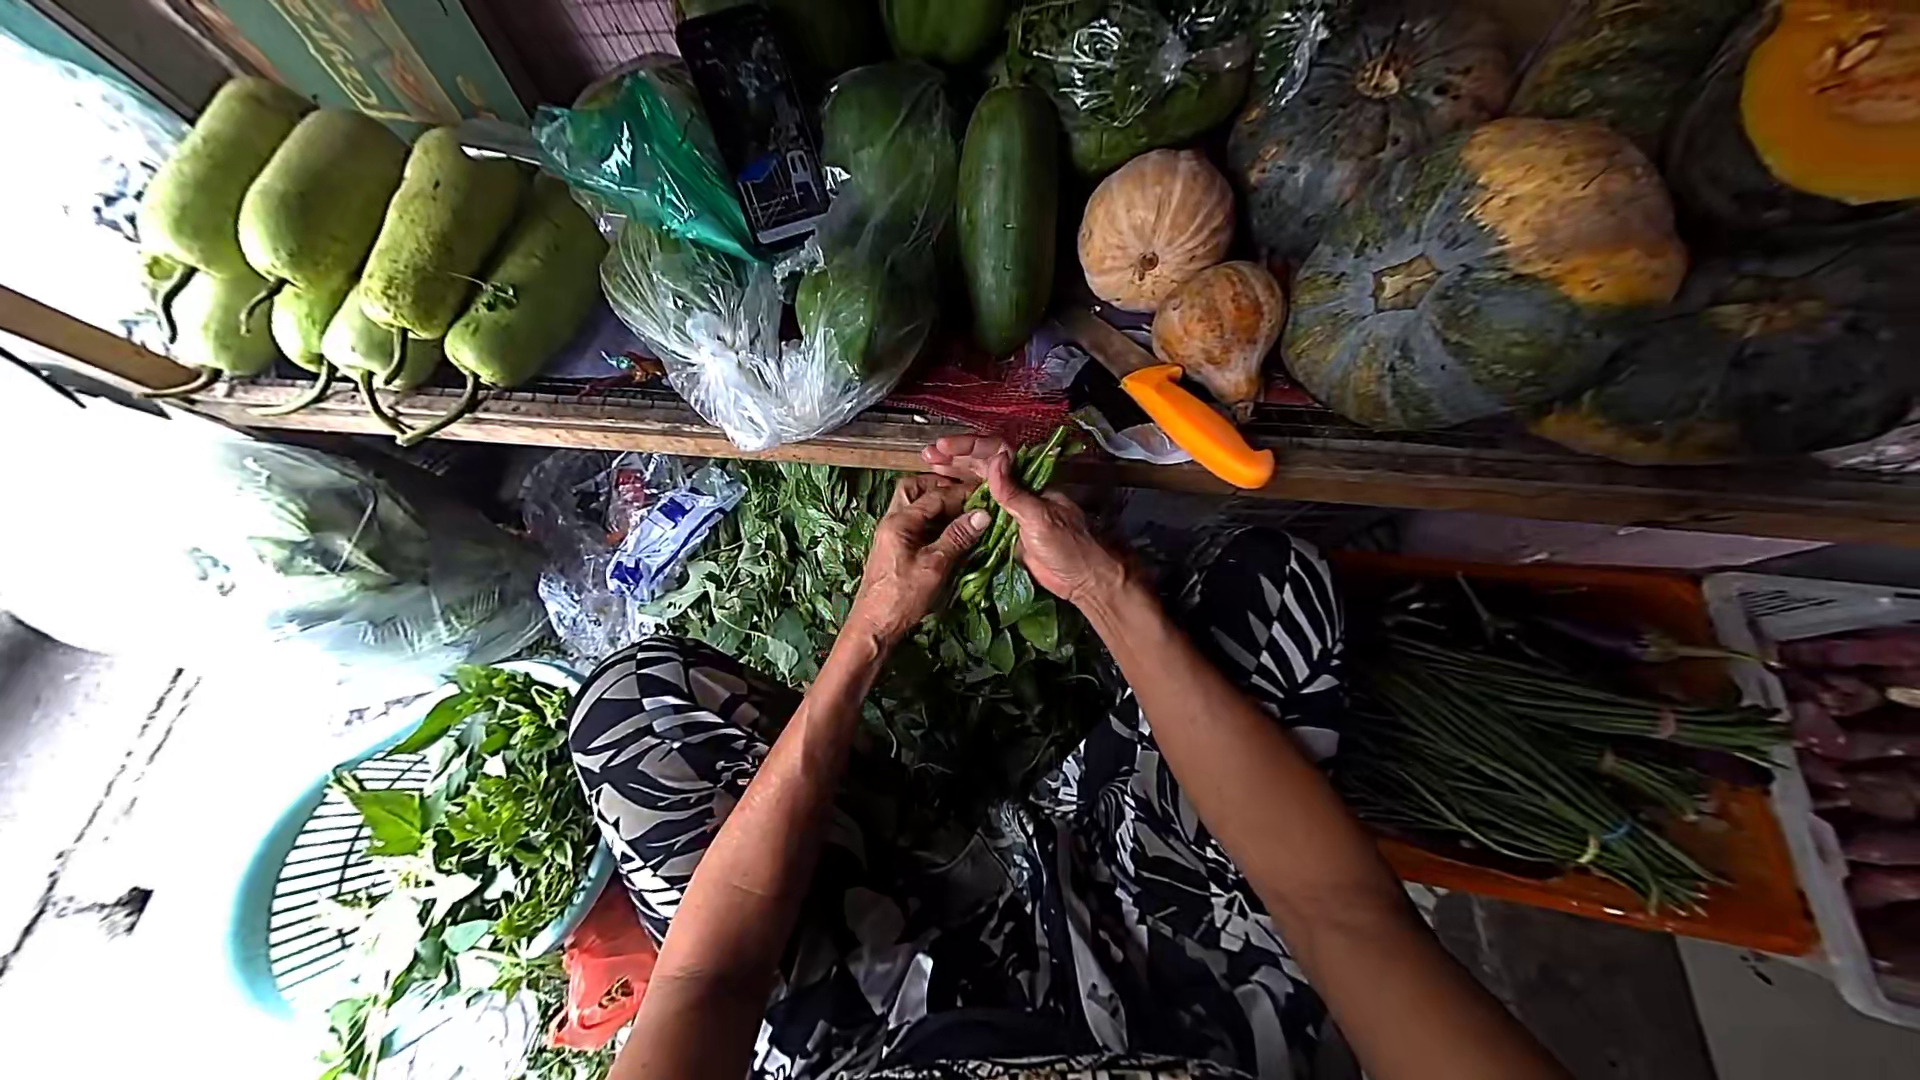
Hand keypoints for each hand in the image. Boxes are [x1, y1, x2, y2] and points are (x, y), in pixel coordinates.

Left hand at [846, 474, 992, 645]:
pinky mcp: (896, 551)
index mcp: (898, 522)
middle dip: (941, 488)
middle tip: (966, 496)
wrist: (873, 628)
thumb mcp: (934, 566)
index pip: (934, 495)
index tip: (985, 494)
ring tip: (964, 513)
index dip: (961, 493)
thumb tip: (982, 514)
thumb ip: (957, 537)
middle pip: (914, 490)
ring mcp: (892, 537)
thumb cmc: (901, 598)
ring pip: (914, 507)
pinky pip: (916, 526)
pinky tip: (952, 534)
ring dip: (937, 505)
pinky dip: (934, 523)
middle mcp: (892, 523)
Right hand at [922, 435, 1128, 609]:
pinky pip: (979, 510)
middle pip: (983, 465)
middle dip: (956, 457)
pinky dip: (961, 502)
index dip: (969, 447)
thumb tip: (996, 460)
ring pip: (978, 485)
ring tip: (930, 468)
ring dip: (955, 475)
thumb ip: (1014, 492)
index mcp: (1030, 479)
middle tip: (928, 455)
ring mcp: (1010, 508)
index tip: (944, 447)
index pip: (996, 453)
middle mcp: (1018, 489)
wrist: (1081, 579)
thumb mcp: (1040, 517)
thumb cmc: (1069, 546)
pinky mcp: (1004, 528)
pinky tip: (944, 498)